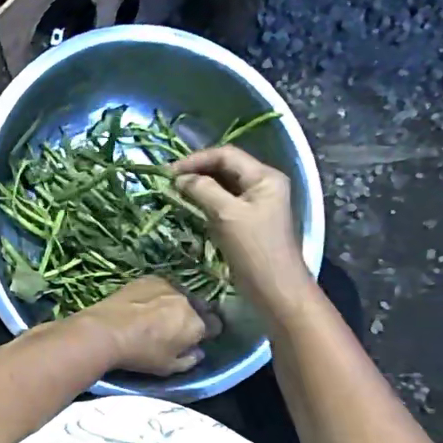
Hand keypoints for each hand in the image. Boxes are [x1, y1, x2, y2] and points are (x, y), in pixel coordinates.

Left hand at [70, 276, 219, 375]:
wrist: (106, 331)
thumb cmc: (139, 354)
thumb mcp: (168, 367)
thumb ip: (189, 360)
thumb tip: (197, 352)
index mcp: (197, 324)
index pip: (214, 327)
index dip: (206, 333)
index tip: (197, 339)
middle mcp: (187, 301)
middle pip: (198, 308)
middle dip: (192, 317)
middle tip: (177, 327)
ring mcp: (167, 287)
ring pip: (179, 295)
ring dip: (175, 304)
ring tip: (159, 314)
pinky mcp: (148, 279)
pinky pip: (161, 287)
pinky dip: (157, 294)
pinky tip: (145, 303)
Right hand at [172, 146, 315, 315]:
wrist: (274, 287)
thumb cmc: (254, 249)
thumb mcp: (226, 214)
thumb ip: (203, 190)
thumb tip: (180, 178)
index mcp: (264, 177)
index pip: (226, 155)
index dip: (196, 159)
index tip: (169, 172)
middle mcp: (262, 184)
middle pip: (225, 167)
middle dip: (196, 170)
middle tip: (168, 181)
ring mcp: (255, 202)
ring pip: (222, 183)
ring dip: (198, 184)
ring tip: (174, 190)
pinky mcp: (247, 219)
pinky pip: (222, 200)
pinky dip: (204, 199)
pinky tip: (188, 204)